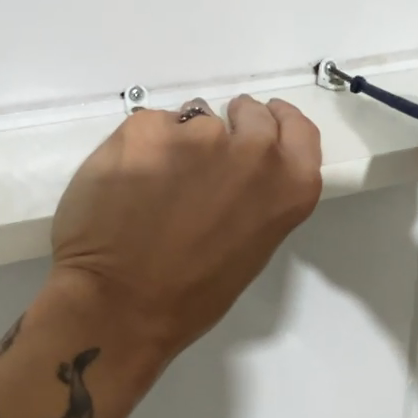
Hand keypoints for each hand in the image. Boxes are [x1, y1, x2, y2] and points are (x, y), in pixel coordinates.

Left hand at [49, 96, 323, 358]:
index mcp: (288, 187)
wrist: (119, 304)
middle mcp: (253, 151)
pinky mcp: (146, 128)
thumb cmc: (190, 297)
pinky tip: (124, 186)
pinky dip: (139, 149)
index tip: (264, 124)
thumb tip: (233, 177)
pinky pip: (149, 126)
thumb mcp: (250, 249)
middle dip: (230, 127)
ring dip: (180, 142)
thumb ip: (257, 200)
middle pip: (250, 113)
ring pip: (193, 120)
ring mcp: (198, 134)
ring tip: (154, 187)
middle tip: (202, 163)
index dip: (278, 122)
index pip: (298, 130)